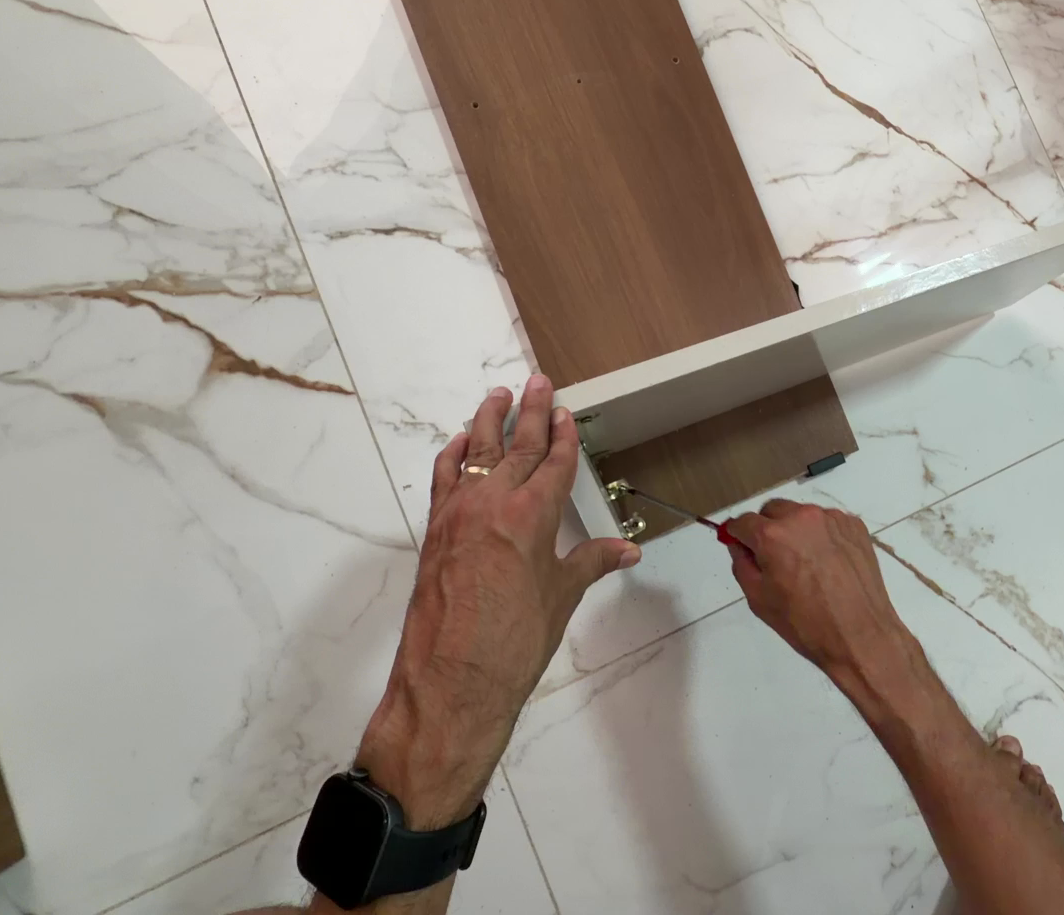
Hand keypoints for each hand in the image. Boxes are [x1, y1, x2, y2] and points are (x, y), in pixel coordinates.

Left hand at [356, 375, 639, 827]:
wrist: (452, 683)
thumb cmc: (518, 639)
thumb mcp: (563, 596)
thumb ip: (592, 561)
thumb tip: (628, 549)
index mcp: (532, 515)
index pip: (553, 462)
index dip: (563, 435)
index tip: (566, 410)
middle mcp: (493, 502)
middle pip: (516, 446)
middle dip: (531, 412)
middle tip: (537, 380)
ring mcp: (458, 514)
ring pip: (475, 452)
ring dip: (488, 421)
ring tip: (497, 395)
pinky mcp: (435, 531)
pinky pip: (444, 479)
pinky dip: (453, 455)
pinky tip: (459, 442)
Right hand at [723, 500, 912, 681]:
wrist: (860, 635)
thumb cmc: (805, 623)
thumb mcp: (759, 600)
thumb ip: (742, 565)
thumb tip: (739, 546)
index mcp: (773, 535)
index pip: (743, 521)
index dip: (738, 534)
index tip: (740, 545)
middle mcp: (802, 517)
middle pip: (773, 510)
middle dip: (767, 528)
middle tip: (774, 557)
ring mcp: (832, 518)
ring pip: (802, 514)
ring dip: (796, 530)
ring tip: (806, 563)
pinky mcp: (855, 525)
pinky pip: (828, 522)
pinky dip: (822, 535)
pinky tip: (829, 562)